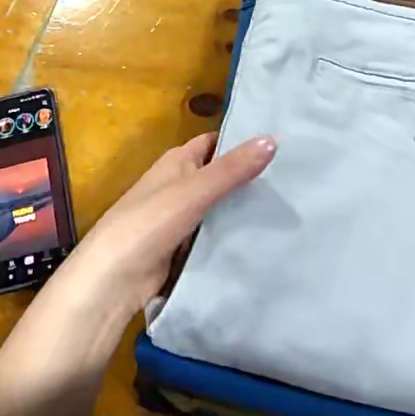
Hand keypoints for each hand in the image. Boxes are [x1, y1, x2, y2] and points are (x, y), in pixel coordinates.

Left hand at [54, 132, 277, 319]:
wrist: (115, 277)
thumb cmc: (150, 222)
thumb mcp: (194, 191)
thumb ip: (232, 169)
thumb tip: (272, 139)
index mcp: (177, 161)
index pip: (215, 142)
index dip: (244, 140)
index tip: (285, 143)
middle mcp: (178, 183)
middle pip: (221, 175)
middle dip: (252, 177)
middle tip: (299, 181)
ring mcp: (181, 216)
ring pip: (220, 206)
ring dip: (246, 208)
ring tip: (294, 207)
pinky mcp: (184, 246)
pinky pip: (215, 233)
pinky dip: (234, 234)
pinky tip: (266, 238)